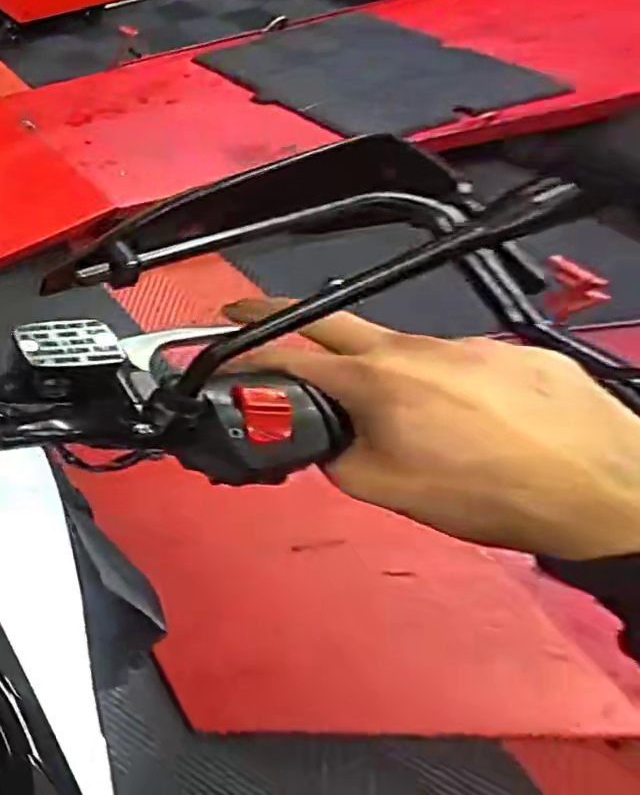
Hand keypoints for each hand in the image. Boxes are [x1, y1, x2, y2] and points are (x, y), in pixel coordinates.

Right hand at [224, 298, 639, 559]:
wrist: (626, 506)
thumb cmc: (495, 498)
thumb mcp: (379, 486)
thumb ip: (328, 451)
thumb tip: (313, 436)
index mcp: (372, 380)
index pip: (281, 357)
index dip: (238, 357)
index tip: (217, 355)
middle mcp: (414, 350)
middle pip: (322, 317)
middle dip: (267, 309)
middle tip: (239, 310)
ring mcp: (474, 347)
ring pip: (403, 348)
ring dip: (385, 366)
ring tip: (410, 409)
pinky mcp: (527, 356)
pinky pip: (468, 360)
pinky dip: (454, 380)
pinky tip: (476, 414)